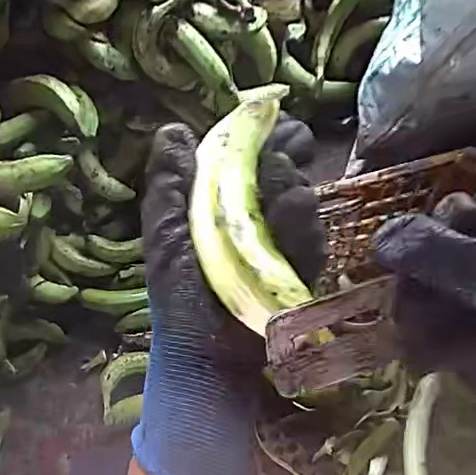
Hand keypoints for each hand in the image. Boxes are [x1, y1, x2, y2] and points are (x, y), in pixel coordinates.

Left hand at [133, 118, 322, 474]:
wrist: (205, 354)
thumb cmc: (179, 295)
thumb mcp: (165, 237)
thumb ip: (170, 187)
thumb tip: (175, 130)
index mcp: (220, 205)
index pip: (247, 158)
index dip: (262, 135)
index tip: (271, 120)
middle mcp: (255, 218)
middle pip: (283, 169)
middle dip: (286, 150)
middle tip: (290, 141)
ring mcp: (282, 243)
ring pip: (298, 195)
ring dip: (289, 181)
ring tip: (280, 175)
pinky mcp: (303, 268)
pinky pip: (310, 234)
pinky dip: (301, 218)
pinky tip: (293, 206)